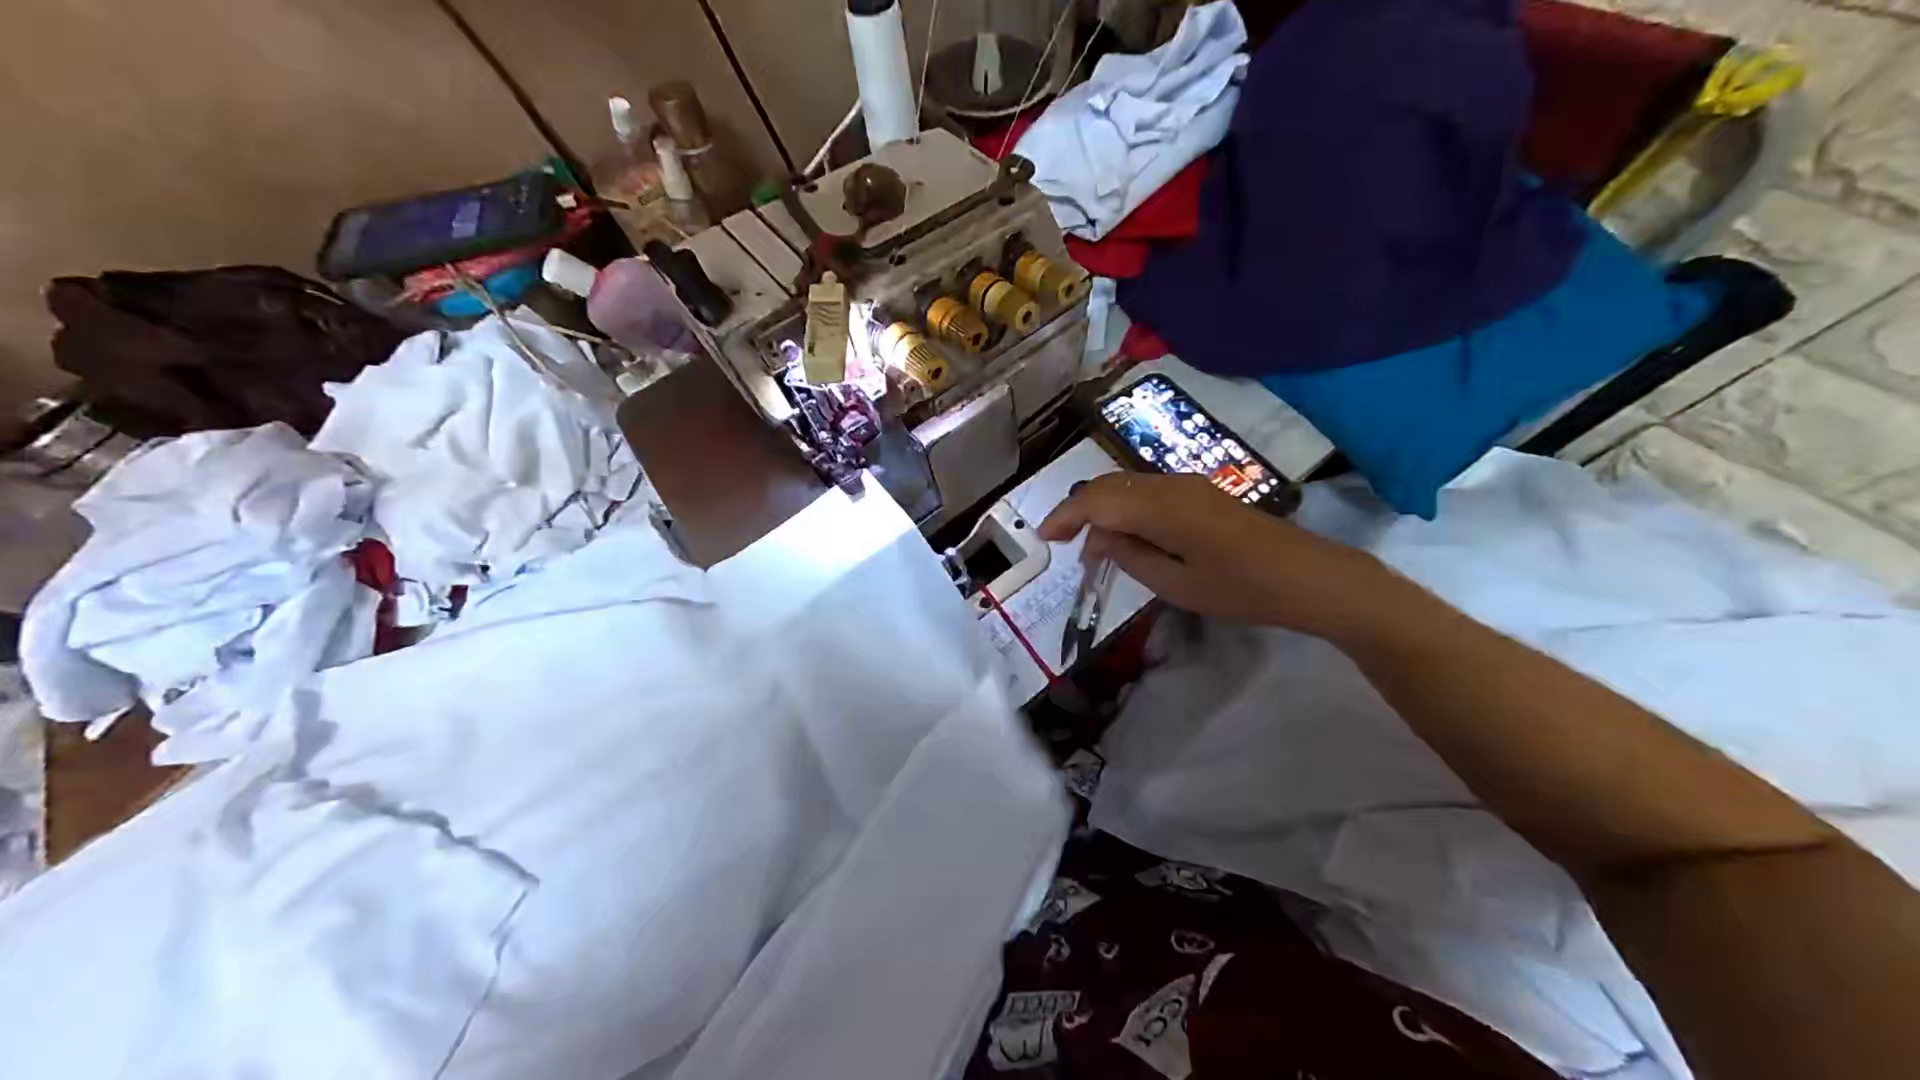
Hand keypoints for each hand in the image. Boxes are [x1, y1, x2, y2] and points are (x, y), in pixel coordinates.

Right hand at [1037, 472, 1409, 642]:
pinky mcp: (1201, 492)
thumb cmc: (1242, 589)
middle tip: (1066, 546)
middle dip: (1080, 511)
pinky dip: (1127, 510)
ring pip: (1128, 486)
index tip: (1046, 538)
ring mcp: (1188, 485)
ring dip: (1104, 511)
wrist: (1310, 576)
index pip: (1097, 500)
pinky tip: (1130, 538)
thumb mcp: (1177, 585)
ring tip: (1096, 550)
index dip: (1066, 515)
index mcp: (1161, 507)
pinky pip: (1149, 492)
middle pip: (1109, 485)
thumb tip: (1097, 540)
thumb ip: (1131, 557)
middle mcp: (1170, 484)